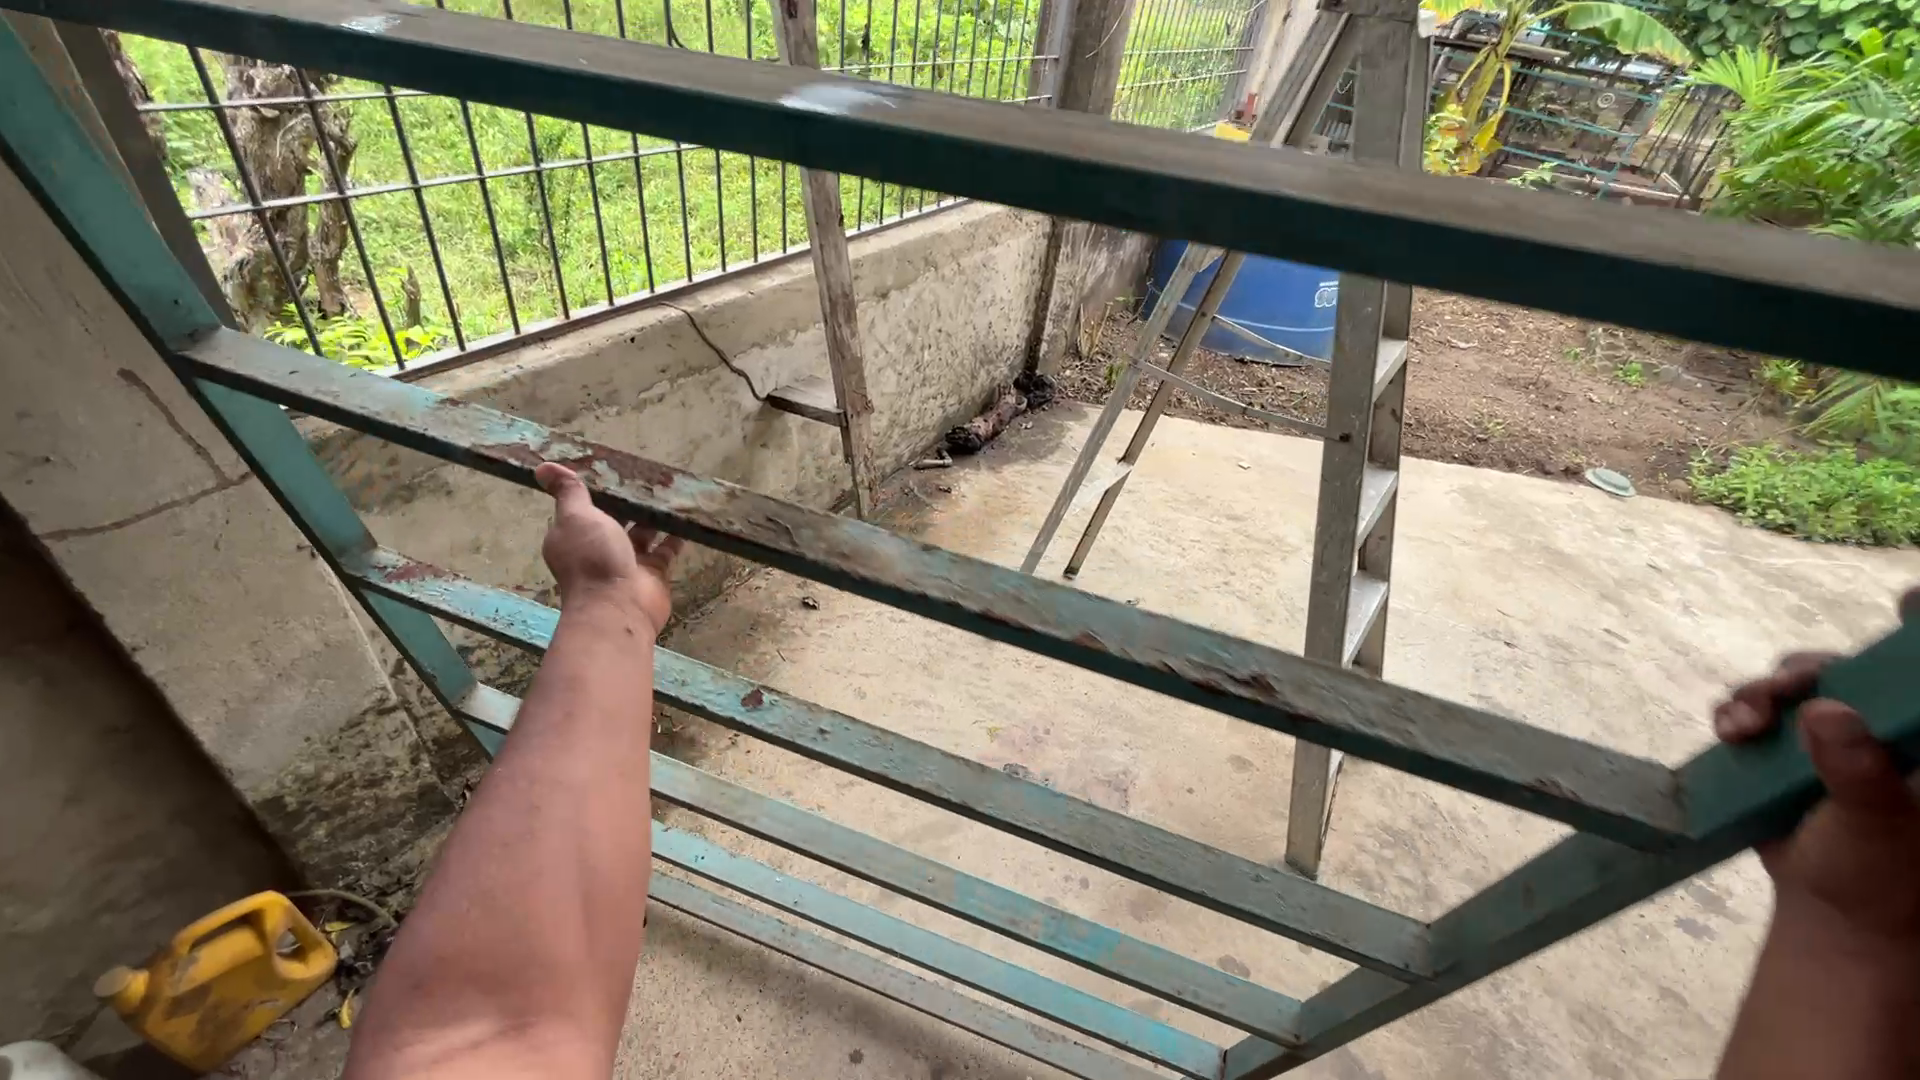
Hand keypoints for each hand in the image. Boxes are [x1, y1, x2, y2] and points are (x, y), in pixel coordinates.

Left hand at [535, 462, 682, 635]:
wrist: (618, 606)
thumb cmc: (592, 558)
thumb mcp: (576, 517)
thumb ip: (568, 492)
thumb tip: (543, 467)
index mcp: (574, 535)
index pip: (585, 507)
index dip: (600, 489)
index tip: (617, 467)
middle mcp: (599, 548)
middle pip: (617, 518)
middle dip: (631, 501)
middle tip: (652, 475)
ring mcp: (628, 561)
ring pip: (643, 532)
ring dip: (655, 516)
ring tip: (672, 491)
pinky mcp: (654, 572)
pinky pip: (666, 549)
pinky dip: (676, 535)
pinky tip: (687, 516)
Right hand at [1713, 586, 1919, 942]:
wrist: (1834, 915)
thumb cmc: (1886, 878)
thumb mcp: (1881, 826)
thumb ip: (1861, 771)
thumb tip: (1826, 712)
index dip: (1918, 628)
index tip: (1911, 597)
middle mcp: (1891, 727)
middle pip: (1852, 668)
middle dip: (1805, 672)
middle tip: (1776, 692)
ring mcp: (1839, 735)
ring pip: (1798, 682)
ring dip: (1759, 693)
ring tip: (1737, 726)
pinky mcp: (1791, 745)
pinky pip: (1758, 706)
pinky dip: (1736, 709)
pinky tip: (1727, 730)